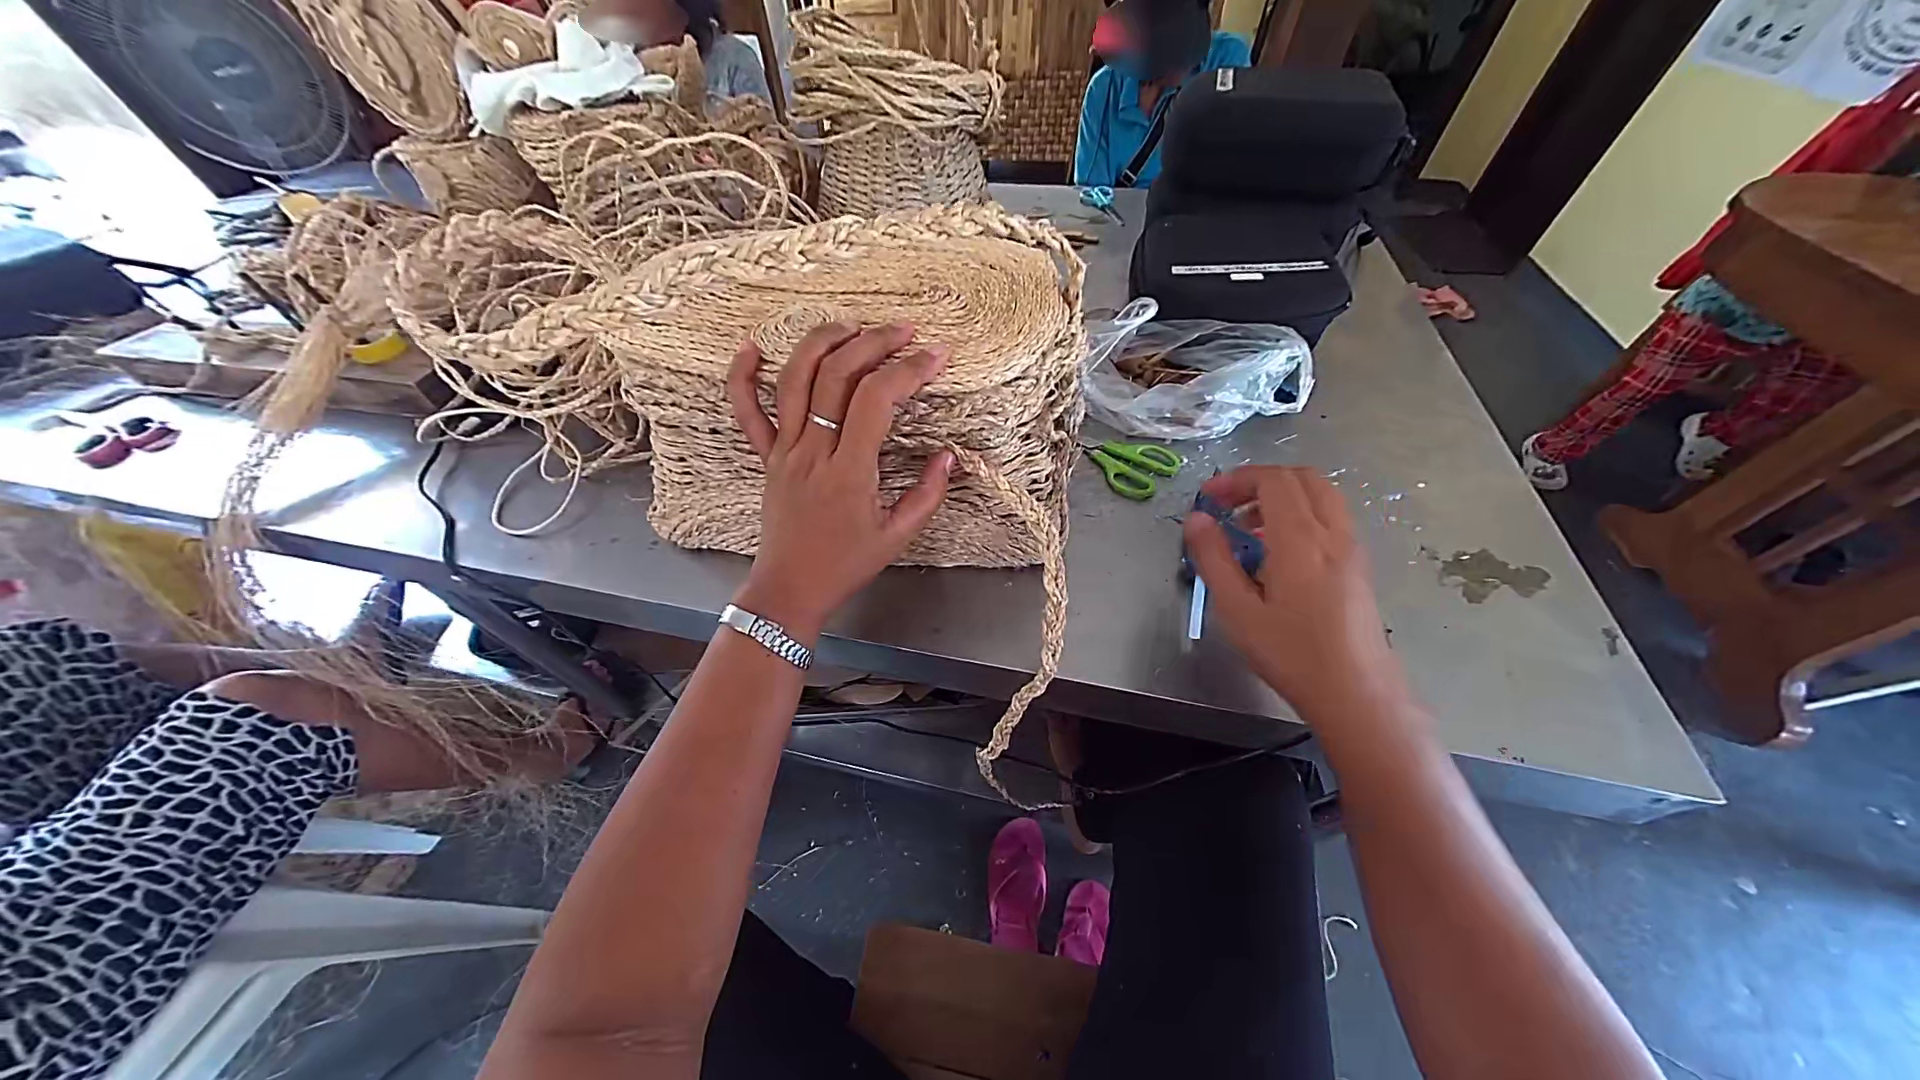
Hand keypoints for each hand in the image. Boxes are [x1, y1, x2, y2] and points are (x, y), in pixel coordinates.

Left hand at [726, 322, 954, 641]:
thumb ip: (927, 494)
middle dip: (874, 342)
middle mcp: (812, 453)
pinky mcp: (766, 457)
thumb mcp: (898, 536)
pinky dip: (742, 376)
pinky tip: (751, 347)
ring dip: (822, 343)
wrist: (791, 588)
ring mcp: (783, 451)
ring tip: (852, 326)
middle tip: (904, 331)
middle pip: (837, 376)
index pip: (876, 401)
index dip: (909, 370)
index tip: (937, 355)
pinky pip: (746, 412)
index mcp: (848, 473)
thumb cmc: (846, 565)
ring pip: (794, 381)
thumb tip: (949, 456)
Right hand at [1183, 466, 1412, 723]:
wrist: (1355, 691)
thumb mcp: (1236, 609)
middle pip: (1301, 478)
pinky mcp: (1358, 565)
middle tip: (1228, 505)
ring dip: (1282, 497)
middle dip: (1259, 481)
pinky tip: (1277, 552)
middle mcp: (1333, 534)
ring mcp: (1351, 548)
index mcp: (1301, 540)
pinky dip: (1300, 515)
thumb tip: (1198, 518)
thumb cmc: (1290, 653)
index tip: (1209, 498)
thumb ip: (1214, 558)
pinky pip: (1330, 518)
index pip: (1273, 481)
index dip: (1237, 479)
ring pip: (1320, 496)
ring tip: (1249, 529)